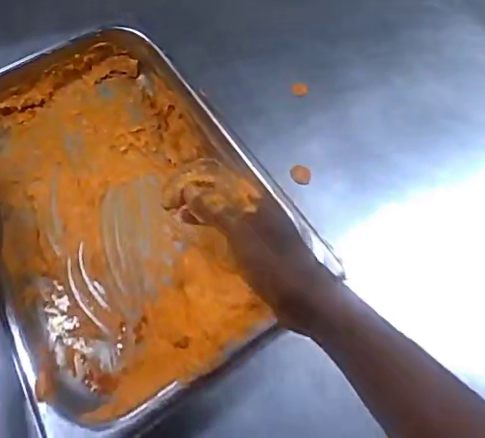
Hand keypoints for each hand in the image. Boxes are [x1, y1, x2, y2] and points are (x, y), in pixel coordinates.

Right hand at [186, 195, 341, 334]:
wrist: (310, 303)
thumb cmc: (275, 264)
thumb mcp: (240, 234)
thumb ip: (214, 211)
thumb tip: (188, 191)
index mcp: (258, 200)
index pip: (222, 179)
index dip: (198, 181)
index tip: (176, 188)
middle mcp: (260, 210)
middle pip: (223, 196)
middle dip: (198, 198)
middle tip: (174, 205)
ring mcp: (262, 231)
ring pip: (227, 215)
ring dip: (205, 215)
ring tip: (183, 220)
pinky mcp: (262, 251)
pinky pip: (233, 234)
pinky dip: (217, 233)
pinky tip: (205, 240)